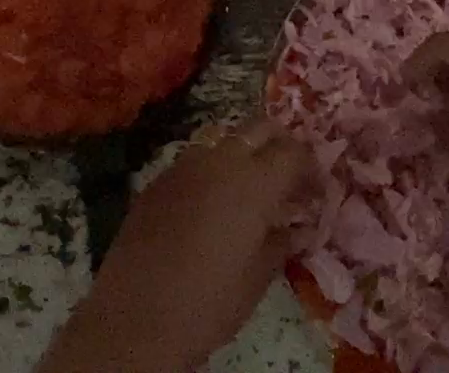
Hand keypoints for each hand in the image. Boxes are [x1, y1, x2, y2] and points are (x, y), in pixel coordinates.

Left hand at [40, 118, 314, 372]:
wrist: (132, 320)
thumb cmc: (207, 303)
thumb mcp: (257, 278)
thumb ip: (281, 242)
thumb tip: (294, 227)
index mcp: (254, 181)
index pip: (294, 153)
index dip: (310, 169)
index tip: (316, 194)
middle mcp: (220, 160)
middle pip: (259, 128)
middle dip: (280, 145)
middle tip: (288, 179)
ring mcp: (185, 165)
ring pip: (224, 140)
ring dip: (244, 155)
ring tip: (249, 192)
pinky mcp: (158, 180)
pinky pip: (195, 162)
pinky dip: (213, 173)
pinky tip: (211, 207)